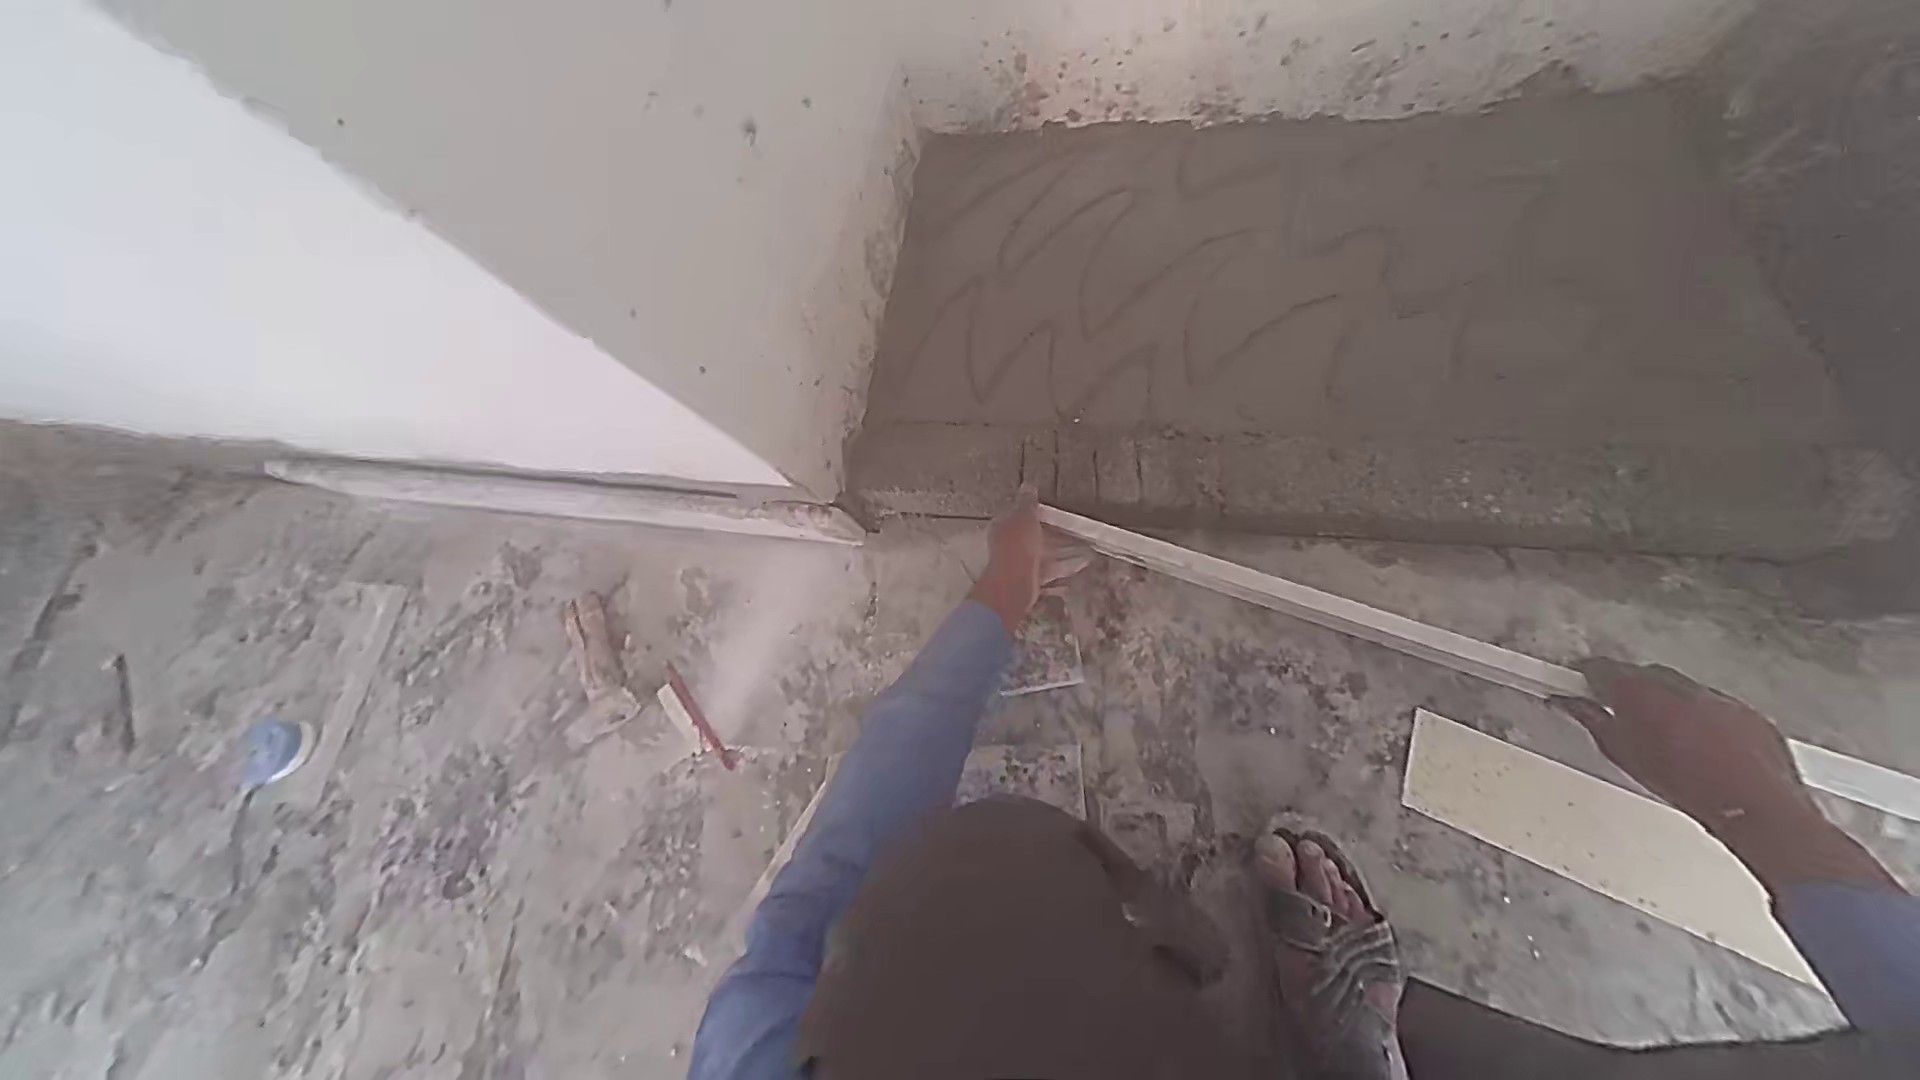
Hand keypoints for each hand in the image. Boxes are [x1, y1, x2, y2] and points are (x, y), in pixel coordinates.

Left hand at [967, 486, 1075, 635]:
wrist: (1015, 584)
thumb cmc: (1017, 545)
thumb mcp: (1024, 517)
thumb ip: (1027, 503)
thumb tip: (1027, 486)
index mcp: (1002, 527)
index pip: (1016, 516)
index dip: (1033, 514)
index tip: (1052, 514)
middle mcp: (1006, 546)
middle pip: (1030, 537)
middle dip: (1050, 535)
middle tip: (1074, 532)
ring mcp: (1017, 565)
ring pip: (1041, 555)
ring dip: (1060, 553)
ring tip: (1084, 551)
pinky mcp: (1029, 582)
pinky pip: (1048, 572)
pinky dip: (1061, 571)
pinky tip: (1077, 569)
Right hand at [1554, 659, 1901, 894]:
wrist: (1752, 807)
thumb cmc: (1684, 781)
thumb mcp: (1616, 749)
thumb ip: (1588, 717)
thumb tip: (1569, 704)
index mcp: (1637, 690)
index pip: (1600, 666)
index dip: (1588, 673)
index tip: (1581, 682)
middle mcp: (1677, 686)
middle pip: (1642, 673)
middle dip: (1629, 686)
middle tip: (1618, 707)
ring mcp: (1717, 698)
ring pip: (1680, 687)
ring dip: (1666, 700)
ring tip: (1661, 729)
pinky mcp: (1749, 714)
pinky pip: (1717, 704)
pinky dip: (1703, 714)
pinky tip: (1698, 739)